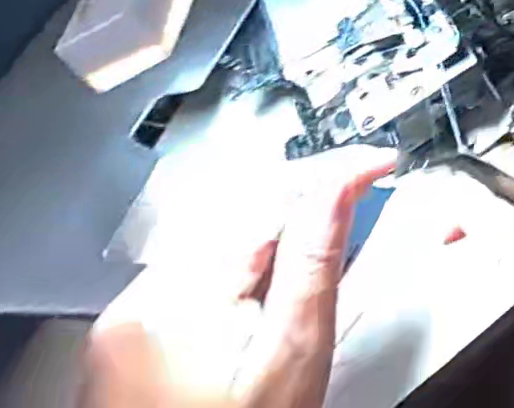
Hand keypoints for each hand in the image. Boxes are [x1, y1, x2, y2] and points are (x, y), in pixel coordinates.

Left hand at [82, 146, 395, 407]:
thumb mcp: (295, 351)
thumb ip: (317, 259)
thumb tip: (340, 184)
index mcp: (176, 302)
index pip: (270, 200)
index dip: (334, 172)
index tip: (380, 163)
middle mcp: (142, 301)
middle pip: (244, 207)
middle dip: (312, 185)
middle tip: (368, 177)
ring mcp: (133, 318)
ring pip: (227, 228)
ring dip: (288, 211)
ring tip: (339, 210)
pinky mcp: (138, 332)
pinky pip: (208, 259)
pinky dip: (258, 243)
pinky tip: (289, 252)